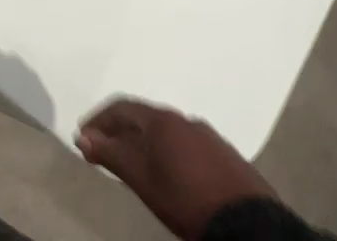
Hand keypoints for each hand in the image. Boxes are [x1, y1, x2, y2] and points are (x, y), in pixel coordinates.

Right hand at [77, 98, 276, 240]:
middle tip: (106, 152)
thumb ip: (110, 154)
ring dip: (147, 144)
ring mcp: (212, 139)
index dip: (98, 120)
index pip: (121, 108)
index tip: (84, 138)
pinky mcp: (230, 159)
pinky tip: (171, 175)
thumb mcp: (140, 179)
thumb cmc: (185, 198)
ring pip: (169, 134)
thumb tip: (83, 137)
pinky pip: (190, 147)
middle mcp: (187, 121)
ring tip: (137, 166)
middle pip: (145, 119)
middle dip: (122, 133)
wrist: (252, 228)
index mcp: (163, 120)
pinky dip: (171, 154)